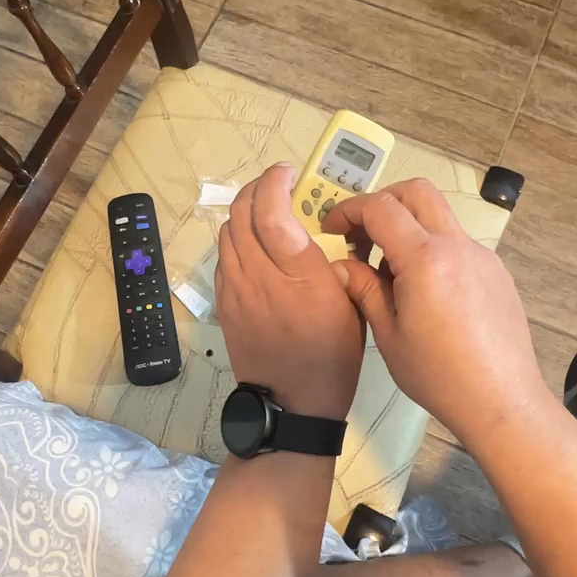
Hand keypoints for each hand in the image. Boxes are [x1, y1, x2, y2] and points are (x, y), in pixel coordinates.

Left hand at [214, 163, 365, 419]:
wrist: (291, 403)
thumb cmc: (332, 357)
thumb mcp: (353, 306)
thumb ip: (341, 263)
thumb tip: (332, 231)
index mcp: (298, 276)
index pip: (271, 212)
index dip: (275, 182)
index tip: (288, 173)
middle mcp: (259, 277)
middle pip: (241, 213)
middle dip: (257, 189)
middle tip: (278, 187)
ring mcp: (235, 290)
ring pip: (227, 232)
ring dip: (245, 213)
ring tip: (267, 214)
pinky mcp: (224, 304)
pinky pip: (223, 257)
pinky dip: (237, 241)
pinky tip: (256, 249)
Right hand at [324, 180, 551, 446]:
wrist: (501, 401)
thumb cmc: (439, 376)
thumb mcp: (388, 335)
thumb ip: (363, 289)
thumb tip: (341, 266)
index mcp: (425, 259)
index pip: (380, 208)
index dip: (348, 210)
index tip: (332, 228)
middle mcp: (457, 246)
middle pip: (416, 192)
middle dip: (382, 202)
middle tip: (361, 235)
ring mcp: (482, 256)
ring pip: (439, 216)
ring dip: (408, 226)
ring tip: (389, 271)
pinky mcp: (495, 271)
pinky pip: (457, 242)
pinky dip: (431, 248)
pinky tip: (422, 290)